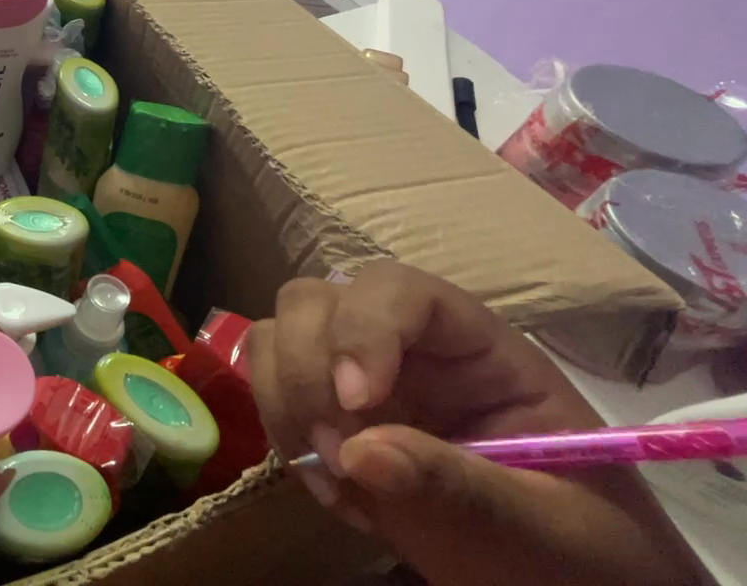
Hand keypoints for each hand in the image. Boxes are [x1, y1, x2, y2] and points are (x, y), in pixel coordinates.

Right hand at [249, 260, 701, 585]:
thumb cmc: (580, 554)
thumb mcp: (548, 529)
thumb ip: (462, 488)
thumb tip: (357, 455)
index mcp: (477, 349)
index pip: (400, 291)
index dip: (364, 329)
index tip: (357, 403)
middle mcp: (404, 344)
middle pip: (315, 301)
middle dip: (306, 369)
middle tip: (334, 451)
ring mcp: (353, 372)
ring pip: (276, 336)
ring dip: (285, 401)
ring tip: (334, 478)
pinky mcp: (322, 408)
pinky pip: (265, 387)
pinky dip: (279, 433)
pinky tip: (329, 488)